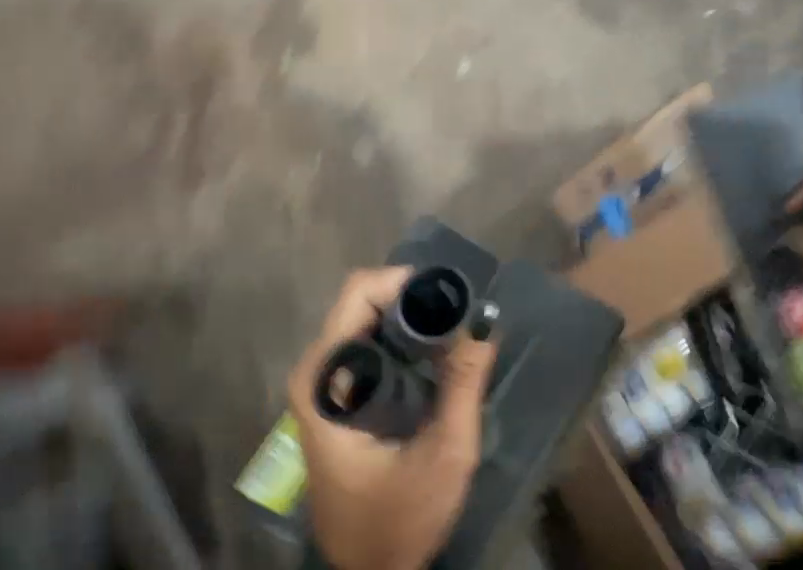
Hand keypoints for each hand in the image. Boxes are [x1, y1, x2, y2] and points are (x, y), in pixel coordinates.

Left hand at [286, 267, 497, 569]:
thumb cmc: (402, 518)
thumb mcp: (446, 451)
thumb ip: (464, 384)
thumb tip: (487, 320)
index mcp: (327, 387)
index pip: (353, 300)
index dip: (400, 284)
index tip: (447, 295)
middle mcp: (314, 380)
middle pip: (356, 305)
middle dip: (408, 299)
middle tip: (455, 312)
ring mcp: (321, 392)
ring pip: (359, 324)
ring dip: (404, 317)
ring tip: (450, 330)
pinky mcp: (335, 404)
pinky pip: (362, 347)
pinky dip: (396, 338)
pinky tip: (430, 354)